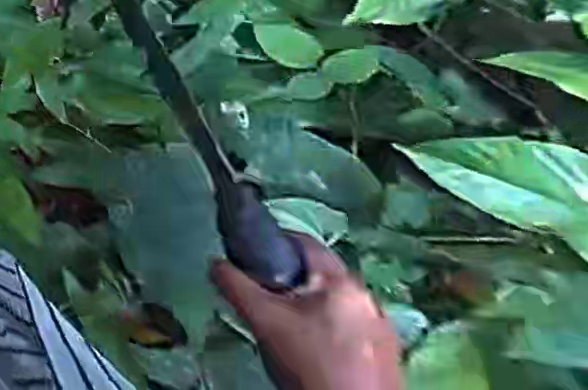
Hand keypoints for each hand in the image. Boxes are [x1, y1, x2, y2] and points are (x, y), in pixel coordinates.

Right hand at [211, 234, 401, 389]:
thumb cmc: (309, 361)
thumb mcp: (259, 316)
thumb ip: (231, 280)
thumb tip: (216, 262)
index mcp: (344, 283)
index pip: (300, 241)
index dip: (268, 241)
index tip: (246, 258)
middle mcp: (370, 300)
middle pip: (314, 271)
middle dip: (283, 276)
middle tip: (258, 291)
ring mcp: (383, 329)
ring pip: (328, 297)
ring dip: (301, 300)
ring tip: (278, 318)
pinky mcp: (386, 352)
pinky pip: (343, 320)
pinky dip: (320, 321)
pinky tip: (305, 341)